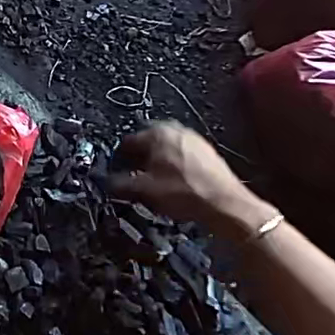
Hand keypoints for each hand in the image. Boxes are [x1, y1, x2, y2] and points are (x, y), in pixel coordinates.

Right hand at [110, 121, 273, 238]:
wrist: (226, 205)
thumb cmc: (186, 194)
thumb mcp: (145, 191)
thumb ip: (121, 184)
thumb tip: (108, 183)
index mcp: (157, 132)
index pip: (128, 142)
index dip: (119, 160)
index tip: (117, 173)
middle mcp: (175, 130)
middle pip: (148, 143)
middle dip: (139, 160)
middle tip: (135, 179)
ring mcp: (194, 140)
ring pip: (166, 150)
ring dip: (157, 164)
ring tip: (155, 184)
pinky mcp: (207, 152)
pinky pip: (182, 156)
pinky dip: (174, 167)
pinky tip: (175, 185)